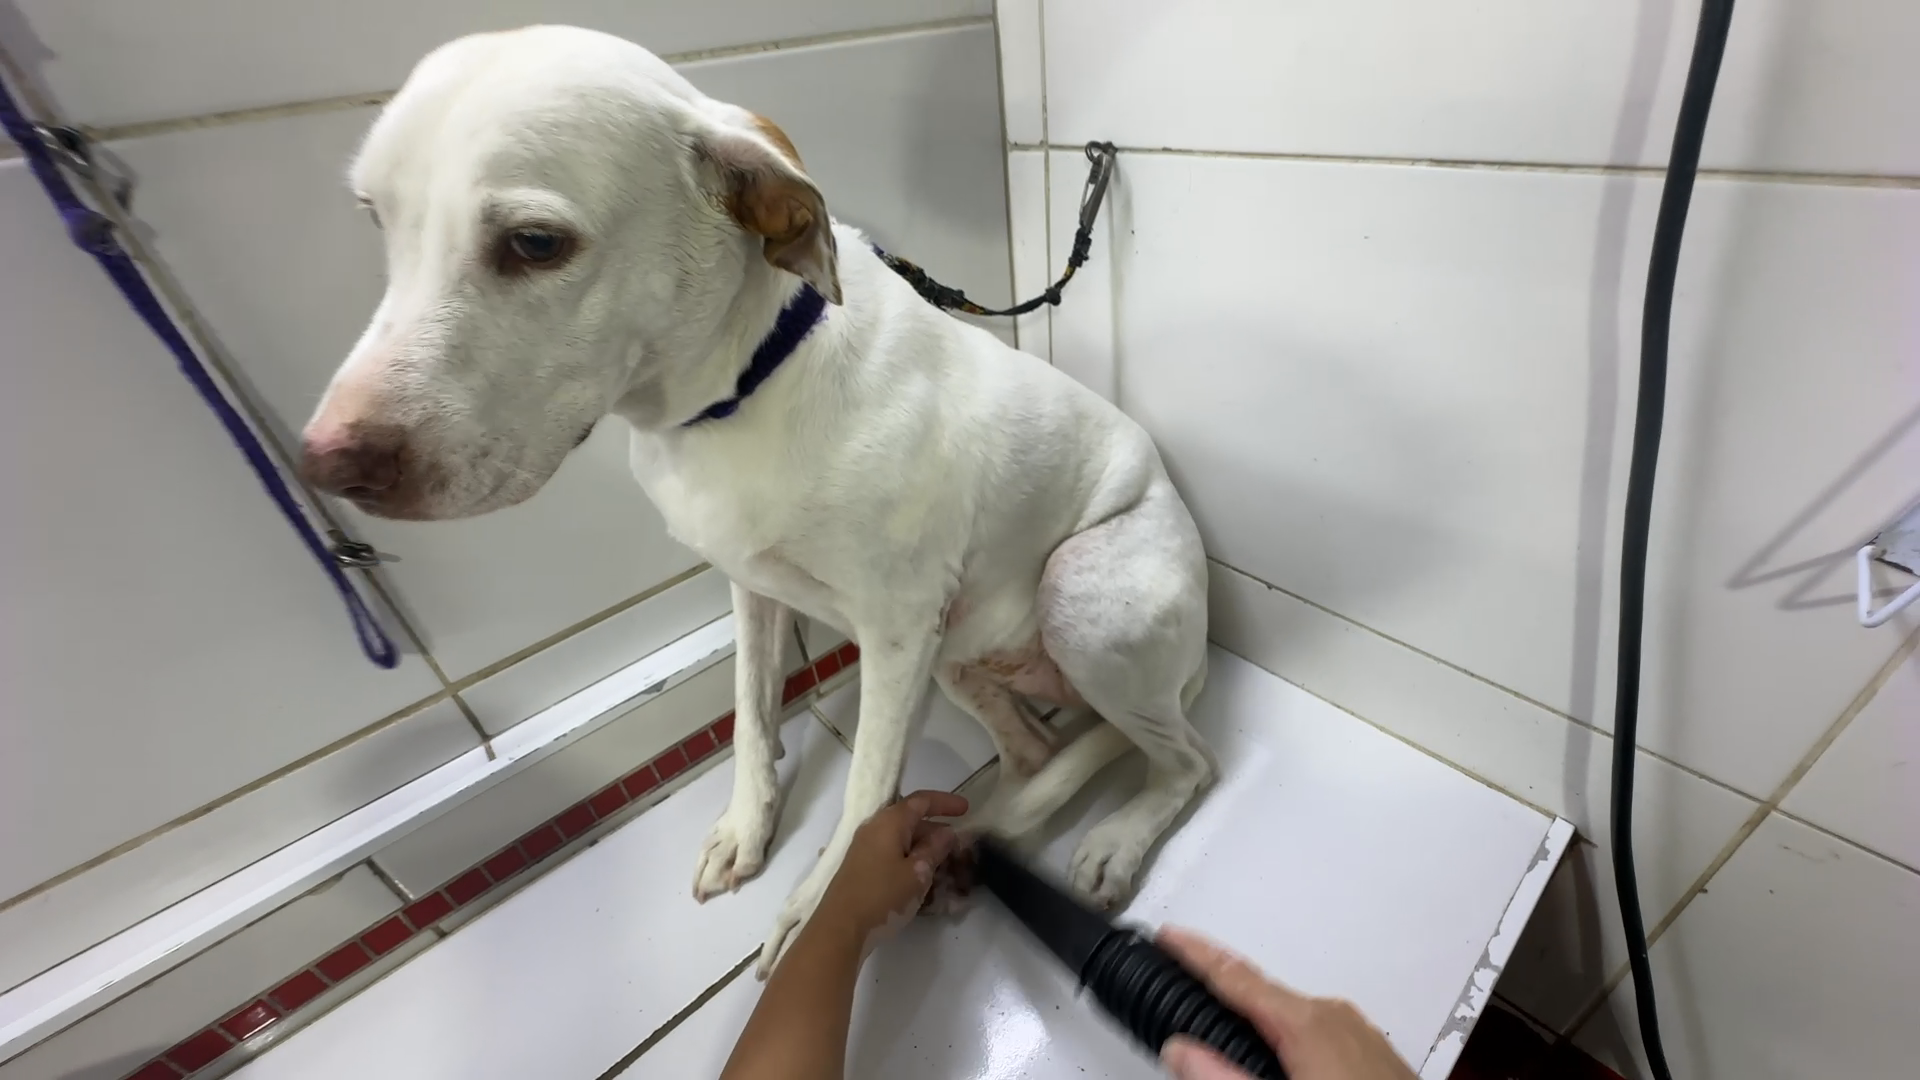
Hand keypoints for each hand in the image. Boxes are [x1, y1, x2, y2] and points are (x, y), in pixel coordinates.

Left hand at [816, 790, 968, 945]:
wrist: (839, 929)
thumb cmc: (883, 896)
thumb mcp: (917, 873)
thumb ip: (934, 849)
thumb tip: (946, 833)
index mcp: (889, 821)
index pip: (921, 801)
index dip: (945, 802)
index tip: (966, 809)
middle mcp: (874, 828)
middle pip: (910, 819)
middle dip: (936, 829)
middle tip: (958, 845)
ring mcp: (864, 848)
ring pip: (900, 839)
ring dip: (923, 847)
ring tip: (944, 864)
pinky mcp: (860, 868)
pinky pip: (891, 853)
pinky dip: (909, 859)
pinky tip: (920, 878)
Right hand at [1157, 927, 1416, 1079]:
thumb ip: (1224, 1077)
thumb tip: (1178, 1049)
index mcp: (1308, 1022)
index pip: (1234, 973)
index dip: (1195, 952)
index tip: (1167, 935)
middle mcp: (1335, 1015)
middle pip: (1260, 991)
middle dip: (1221, 988)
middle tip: (1184, 983)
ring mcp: (1360, 1034)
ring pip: (1290, 1013)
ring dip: (1256, 1017)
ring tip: (1228, 1030)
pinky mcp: (1377, 1054)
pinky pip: (1317, 1029)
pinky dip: (1288, 1034)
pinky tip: (1284, 1060)